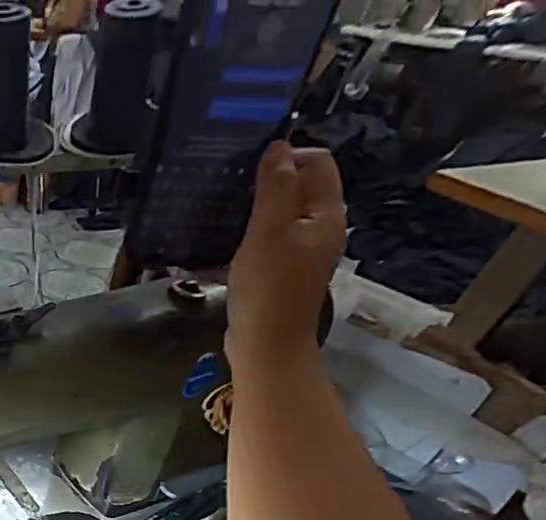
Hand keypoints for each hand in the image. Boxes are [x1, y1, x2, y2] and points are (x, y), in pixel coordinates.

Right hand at [226, 141, 346, 363]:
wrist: (265, 348)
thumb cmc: (269, 287)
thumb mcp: (270, 229)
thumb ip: (276, 185)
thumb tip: (280, 147)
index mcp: (326, 215)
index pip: (317, 162)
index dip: (287, 157)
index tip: (250, 172)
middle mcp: (318, 231)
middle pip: (297, 189)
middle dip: (265, 184)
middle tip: (231, 191)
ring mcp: (299, 256)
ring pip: (277, 218)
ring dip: (251, 213)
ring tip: (222, 215)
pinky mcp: (278, 276)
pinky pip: (264, 245)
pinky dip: (245, 240)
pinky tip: (219, 244)